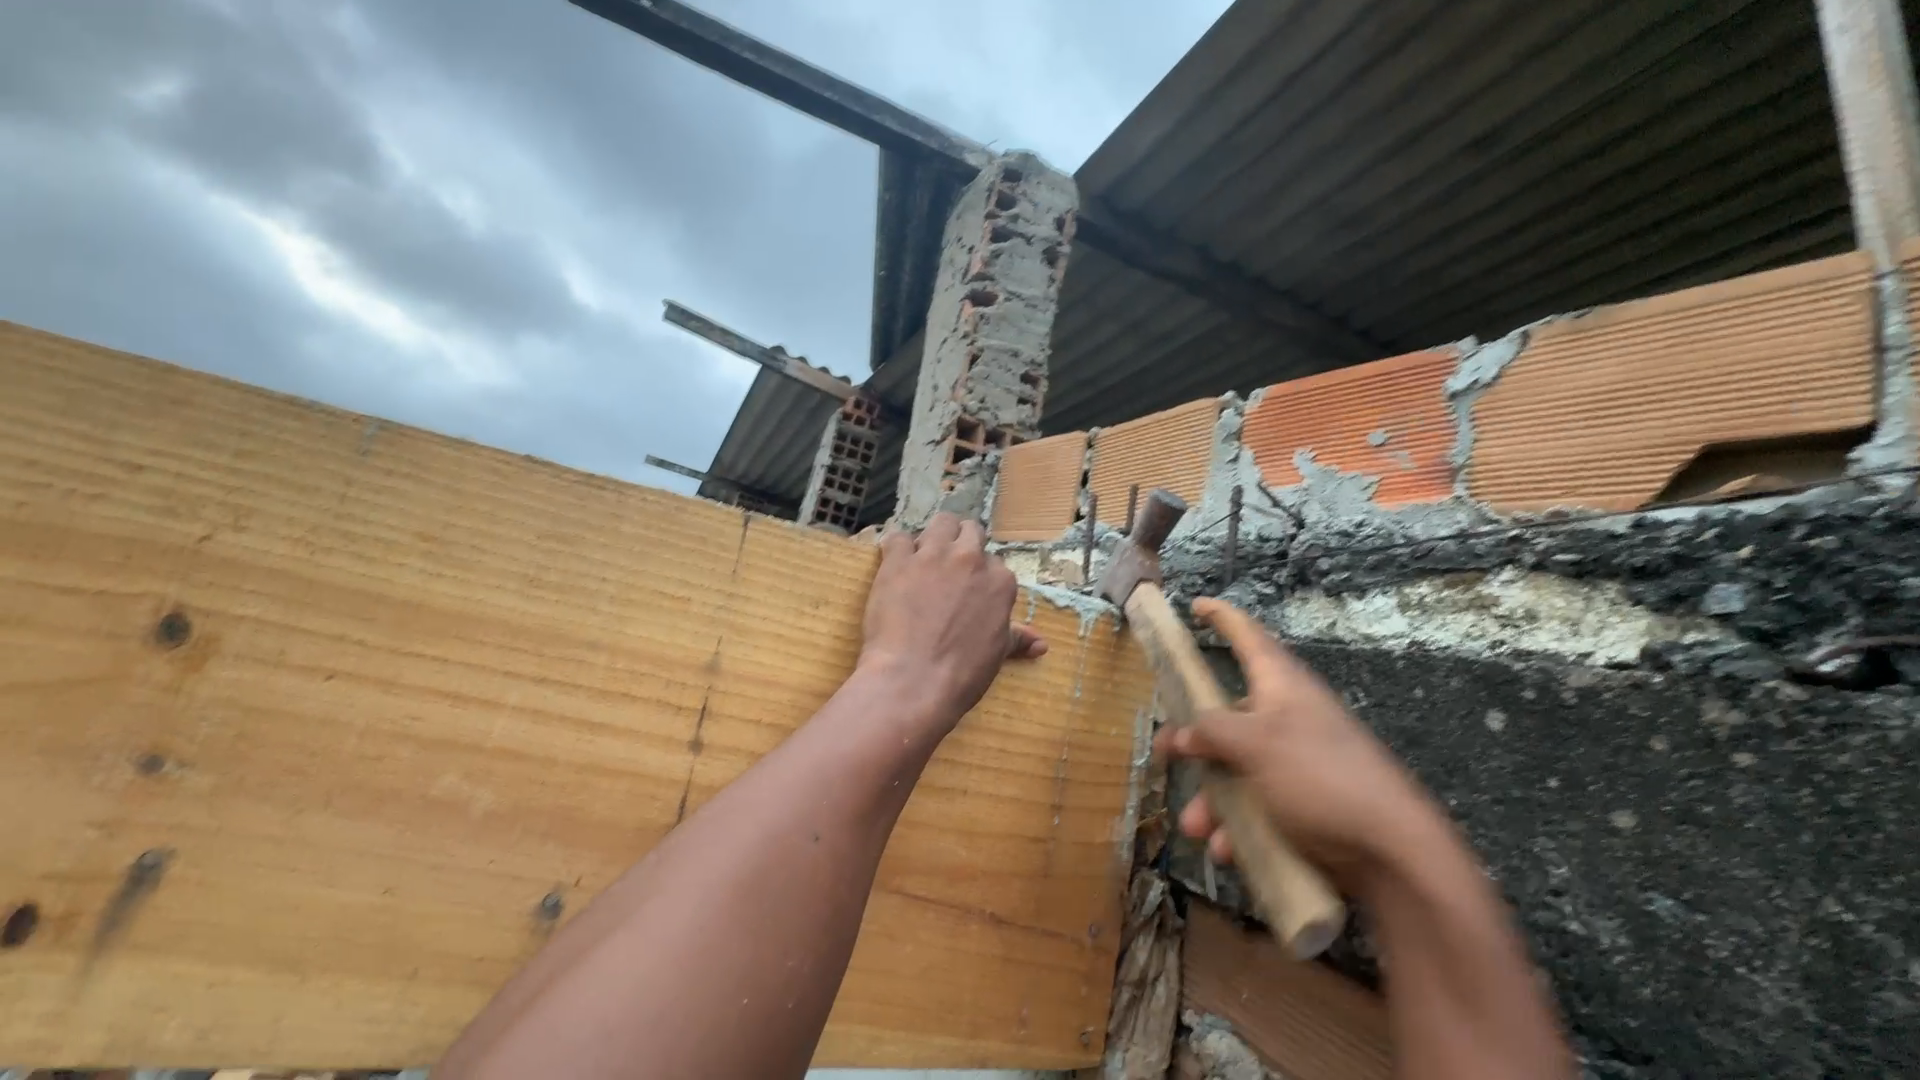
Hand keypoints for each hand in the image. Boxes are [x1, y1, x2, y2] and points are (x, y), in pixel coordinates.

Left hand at [858, 513, 1045, 731]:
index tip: (968, 591)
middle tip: (947, 566)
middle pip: (970, 532)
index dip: (980, 576)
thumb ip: (1016, 639)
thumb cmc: (962, 673)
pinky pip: (897, 537)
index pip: (994, 563)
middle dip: (961, 544)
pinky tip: (893, 564)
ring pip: (940, 523)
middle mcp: (970, 559)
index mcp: (1000, 581)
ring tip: (922, 556)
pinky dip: (896, 547)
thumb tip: (1040, 644)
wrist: (913, 679)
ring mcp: (933, 555)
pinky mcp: (898, 559)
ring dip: (933, 535)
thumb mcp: (997, 654)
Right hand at [1155, 597, 1437, 894]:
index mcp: (1283, 688)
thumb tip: (1183, 732)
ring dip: (1212, 800)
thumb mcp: (1256, 743)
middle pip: (1229, 717)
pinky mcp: (1305, 806)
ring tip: (1197, 829)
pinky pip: (1257, 809)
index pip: (1249, 638)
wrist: (1392, 851)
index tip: (1196, 605)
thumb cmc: (1321, 777)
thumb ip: (1212, 730)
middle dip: (1196, 744)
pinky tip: (1230, 852)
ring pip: (1237, 771)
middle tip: (1165, 756)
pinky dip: (1239, 828)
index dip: (1222, 619)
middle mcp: (1289, 719)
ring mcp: (1297, 764)